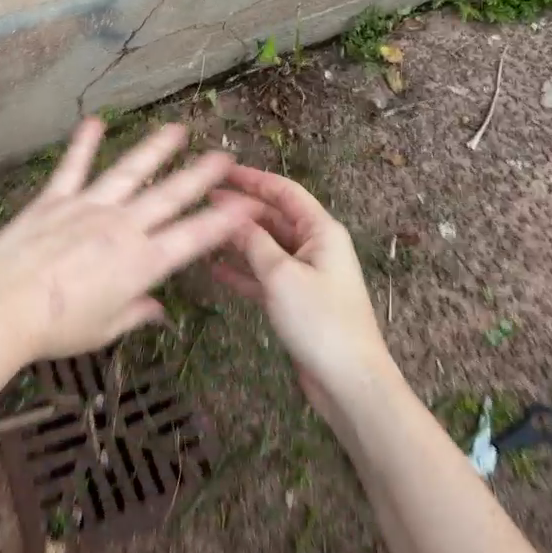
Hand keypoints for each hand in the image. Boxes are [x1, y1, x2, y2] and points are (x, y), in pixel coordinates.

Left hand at [0, 119, 256, 362]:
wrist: (1, 308)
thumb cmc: (55, 329)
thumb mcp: (103, 329)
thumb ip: (134, 314)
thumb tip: (156, 310)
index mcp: (141, 263)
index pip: (193, 237)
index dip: (223, 221)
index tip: (247, 205)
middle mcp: (122, 227)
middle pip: (169, 195)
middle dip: (200, 175)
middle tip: (223, 155)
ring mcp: (88, 207)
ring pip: (129, 171)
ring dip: (155, 149)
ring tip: (176, 129)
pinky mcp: (54, 199)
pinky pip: (73, 167)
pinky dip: (83, 143)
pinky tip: (94, 122)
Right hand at [212, 166, 391, 420]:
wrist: (349, 381)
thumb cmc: (320, 320)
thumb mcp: (281, 274)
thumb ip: (253, 242)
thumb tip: (231, 217)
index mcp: (321, 231)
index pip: (285, 192)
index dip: (253, 179)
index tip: (222, 172)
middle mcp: (316, 246)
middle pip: (274, 218)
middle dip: (241, 211)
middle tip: (203, 205)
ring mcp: (307, 274)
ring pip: (266, 247)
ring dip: (238, 241)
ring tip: (202, 233)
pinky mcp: (297, 300)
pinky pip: (265, 275)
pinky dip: (243, 271)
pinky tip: (215, 270)